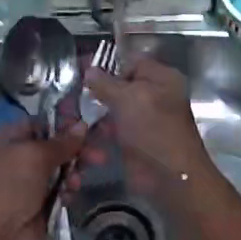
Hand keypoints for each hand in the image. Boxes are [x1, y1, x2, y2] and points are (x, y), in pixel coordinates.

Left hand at [0, 120, 85, 239]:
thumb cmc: (9, 186)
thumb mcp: (35, 156)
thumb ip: (62, 142)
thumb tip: (83, 125)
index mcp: (9, 138)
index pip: (43, 123)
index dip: (66, 124)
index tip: (91, 126)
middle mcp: (19, 157)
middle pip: (56, 146)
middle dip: (77, 150)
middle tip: (99, 156)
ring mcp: (29, 181)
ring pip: (61, 168)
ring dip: (74, 172)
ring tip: (77, 181)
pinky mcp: (40, 203)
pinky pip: (61, 189)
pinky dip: (68, 190)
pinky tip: (69, 195)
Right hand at [81, 56, 213, 193]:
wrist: (169, 176)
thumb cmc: (153, 129)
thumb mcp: (128, 99)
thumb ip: (106, 83)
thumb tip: (90, 70)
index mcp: (162, 79)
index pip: (132, 62)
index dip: (108, 66)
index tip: (82, 72)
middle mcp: (155, 96)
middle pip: (121, 87)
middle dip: (98, 92)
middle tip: (72, 95)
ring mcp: (144, 120)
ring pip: (114, 110)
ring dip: (95, 114)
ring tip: (71, 116)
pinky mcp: (134, 141)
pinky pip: (113, 130)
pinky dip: (99, 132)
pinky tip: (81, 134)